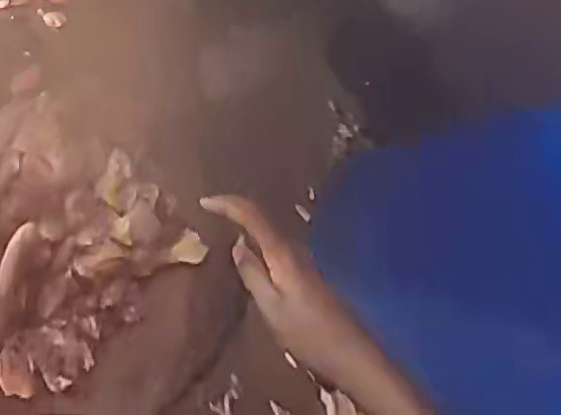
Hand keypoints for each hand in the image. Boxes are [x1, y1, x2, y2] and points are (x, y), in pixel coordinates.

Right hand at [202, 195, 432, 414]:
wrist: (356, 358)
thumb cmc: (310, 335)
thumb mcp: (271, 309)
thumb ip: (251, 274)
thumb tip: (237, 245)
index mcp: (281, 253)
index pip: (251, 214)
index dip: (226, 203)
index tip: (204, 201)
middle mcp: (293, 248)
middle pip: (260, 217)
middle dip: (234, 210)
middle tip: (210, 212)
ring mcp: (304, 259)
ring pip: (269, 232)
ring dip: (246, 225)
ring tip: (225, 230)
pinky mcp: (308, 272)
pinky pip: (275, 245)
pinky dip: (258, 241)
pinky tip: (251, 255)